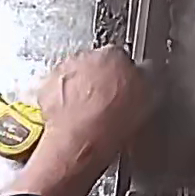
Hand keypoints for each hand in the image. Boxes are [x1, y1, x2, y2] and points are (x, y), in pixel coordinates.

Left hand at [4, 46, 150, 195]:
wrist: (80, 140)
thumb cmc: (112, 122)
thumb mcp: (148, 99)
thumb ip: (147, 79)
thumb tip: (149, 72)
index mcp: (113, 55)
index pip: (121, 57)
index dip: (123, 75)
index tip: (124, 89)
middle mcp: (84, 57)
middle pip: (94, 64)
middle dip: (98, 81)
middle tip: (106, 104)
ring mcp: (62, 72)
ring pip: (73, 77)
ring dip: (79, 90)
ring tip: (88, 115)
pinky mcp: (45, 89)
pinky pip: (56, 92)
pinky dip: (62, 102)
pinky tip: (71, 118)